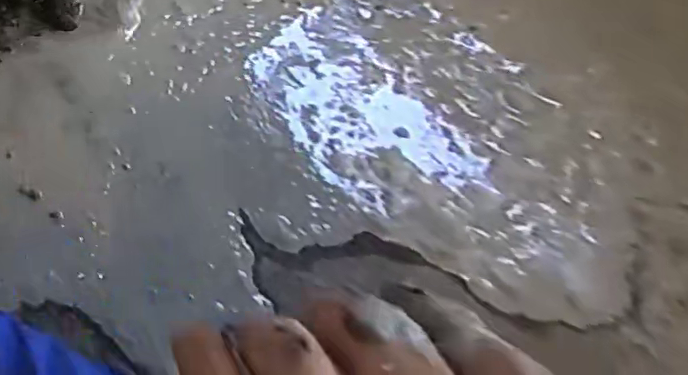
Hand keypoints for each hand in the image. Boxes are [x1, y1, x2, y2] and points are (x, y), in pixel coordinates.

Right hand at [170, 288, 549, 374]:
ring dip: (345, 320)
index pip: (212, 368)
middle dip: (267, 338)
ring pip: (369, 328)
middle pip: (282, 345)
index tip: (198, 344)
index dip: (200, 351)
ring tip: (344, 328)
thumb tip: (211, 371)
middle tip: (277, 347)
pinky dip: (451, 327)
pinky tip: (428, 319)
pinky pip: (489, 356)